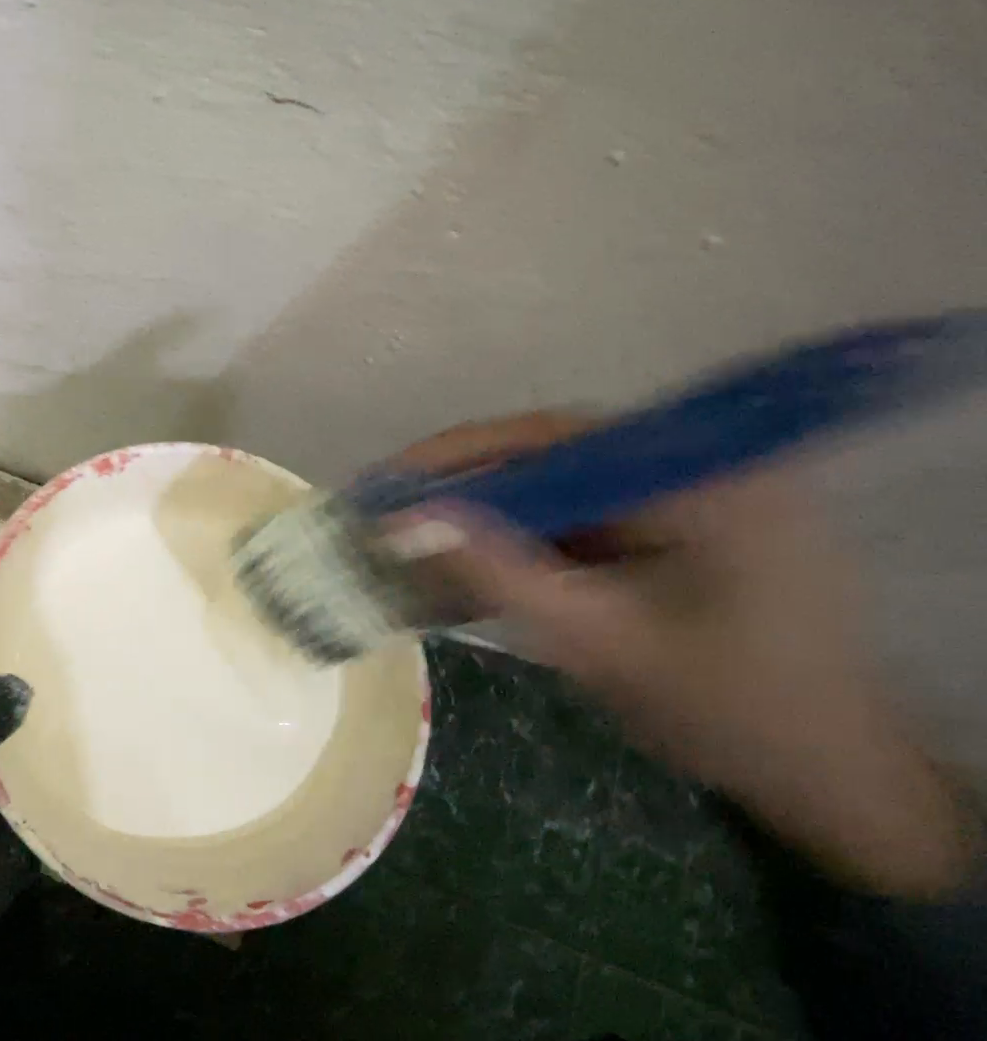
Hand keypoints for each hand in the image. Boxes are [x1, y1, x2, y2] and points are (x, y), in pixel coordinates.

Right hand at [384, 413, 979, 898]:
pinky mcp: (668, 541)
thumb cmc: (731, 713)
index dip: (459, 453)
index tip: (387, 482)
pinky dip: (516, 555)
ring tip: (408, 553)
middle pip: (548, 464)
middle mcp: (693, 474)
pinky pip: (572, 531)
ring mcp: (682, 507)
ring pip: (552, 499)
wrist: (831, 781)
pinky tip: (463, 581)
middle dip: (462, 495)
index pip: (555, 436)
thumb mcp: (601, 644)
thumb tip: (403, 522)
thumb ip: (499, 575)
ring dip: (481, 529)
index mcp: (701, 481)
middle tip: (386, 519)